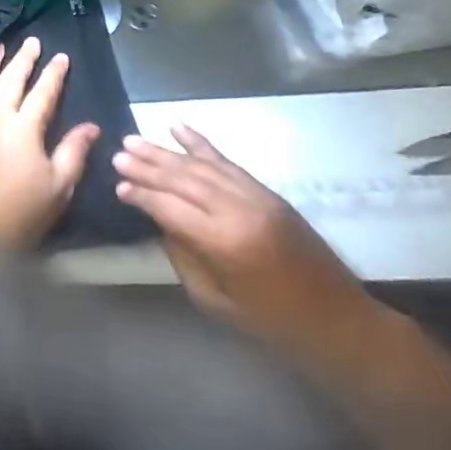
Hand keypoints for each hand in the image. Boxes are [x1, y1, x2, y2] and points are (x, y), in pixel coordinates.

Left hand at [0, 38, 101, 249]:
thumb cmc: (21, 214)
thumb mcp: (58, 186)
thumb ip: (74, 151)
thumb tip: (92, 126)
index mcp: (24, 126)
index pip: (44, 92)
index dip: (54, 73)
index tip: (61, 56)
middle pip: (11, 80)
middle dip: (24, 59)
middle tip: (32, 42)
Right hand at [114, 126, 378, 366]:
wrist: (333, 315)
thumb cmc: (270, 320)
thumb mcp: (216, 299)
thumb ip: (184, 256)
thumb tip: (160, 219)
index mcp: (225, 242)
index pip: (172, 208)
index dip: (143, 195)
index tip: (117, 184)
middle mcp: (239, 208)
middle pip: (184, 179)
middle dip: (149, 166)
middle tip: (119, 153)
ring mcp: (255, 194)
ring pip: (202, 165)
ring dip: (167, 151)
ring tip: (136, 140)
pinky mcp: (265, 190)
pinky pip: (228, 161)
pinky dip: (201, 144)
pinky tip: (180, 129)